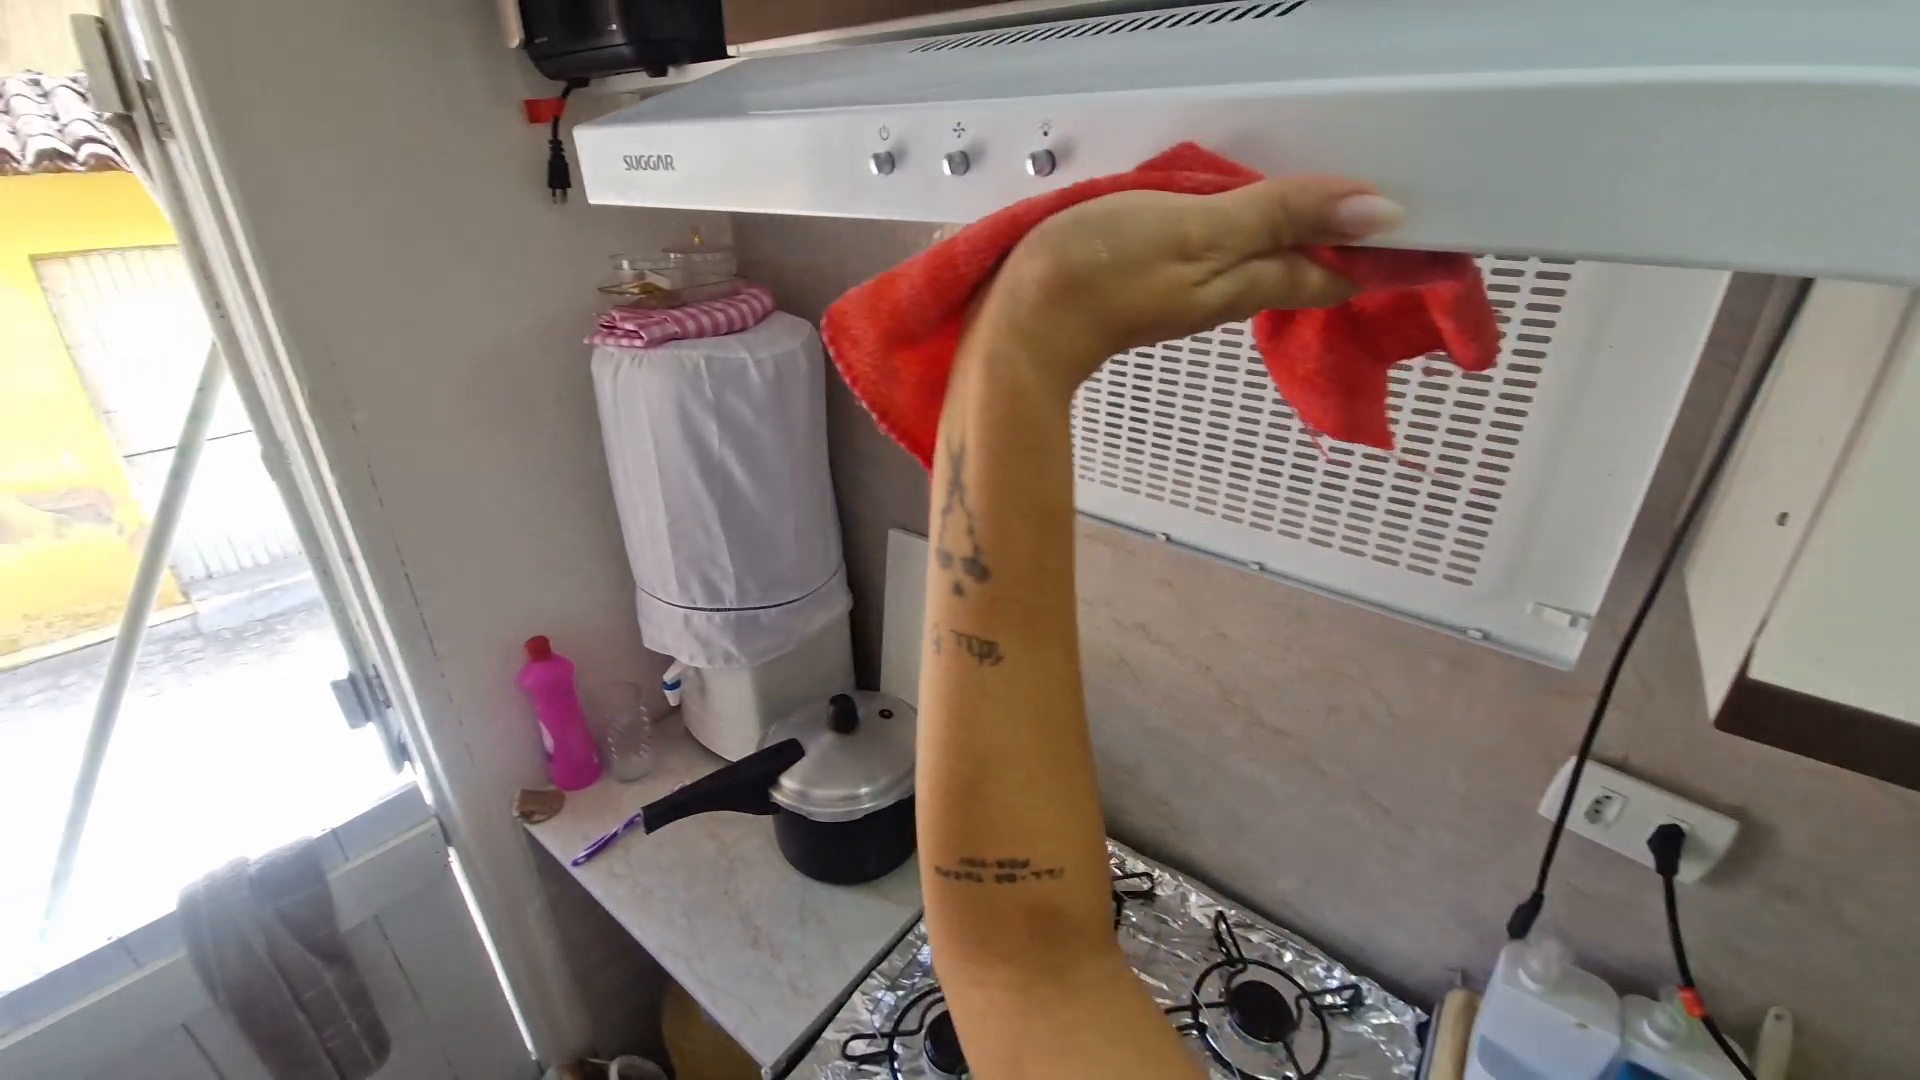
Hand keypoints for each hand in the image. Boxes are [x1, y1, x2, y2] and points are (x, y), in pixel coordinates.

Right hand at [967, 177, 1404, 396]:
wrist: (1019, 327)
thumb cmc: (1097, 273)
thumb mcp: (1196, 228)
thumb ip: (1282, 214)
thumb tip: (1380, 212)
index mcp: (1246, 279)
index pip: (1330, 267)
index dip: (1374, 247)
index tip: (1417, 229)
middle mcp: (1225, 291)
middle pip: (1297, 266)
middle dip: (1339, 240)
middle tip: (1378, 205)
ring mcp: (1187, 290)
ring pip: (1256, 259)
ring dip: (1293, 234)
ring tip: (1322, 202)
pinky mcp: (1152, 281)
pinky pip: (1215, 253)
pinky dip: (1241, 233)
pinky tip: (1237, 212)